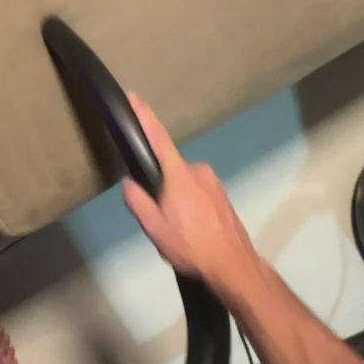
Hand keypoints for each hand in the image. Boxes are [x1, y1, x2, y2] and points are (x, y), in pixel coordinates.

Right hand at [122, 94, 263, 292]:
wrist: (235, 267)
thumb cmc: (192, 246)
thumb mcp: (155, 229)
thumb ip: (138, 202)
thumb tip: (129, 182)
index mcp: (179, 174)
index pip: (158, 138)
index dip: (144, 116)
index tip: (134, 97)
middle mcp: (198, 170)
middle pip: (170, 170)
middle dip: (162, 188)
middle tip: (161, 217)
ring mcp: (214, 182)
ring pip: (184, 184)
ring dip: (178, 200)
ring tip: (180, 230)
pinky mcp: (223, 196)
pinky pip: (198, 193)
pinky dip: (192, 207)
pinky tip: (194, 231)